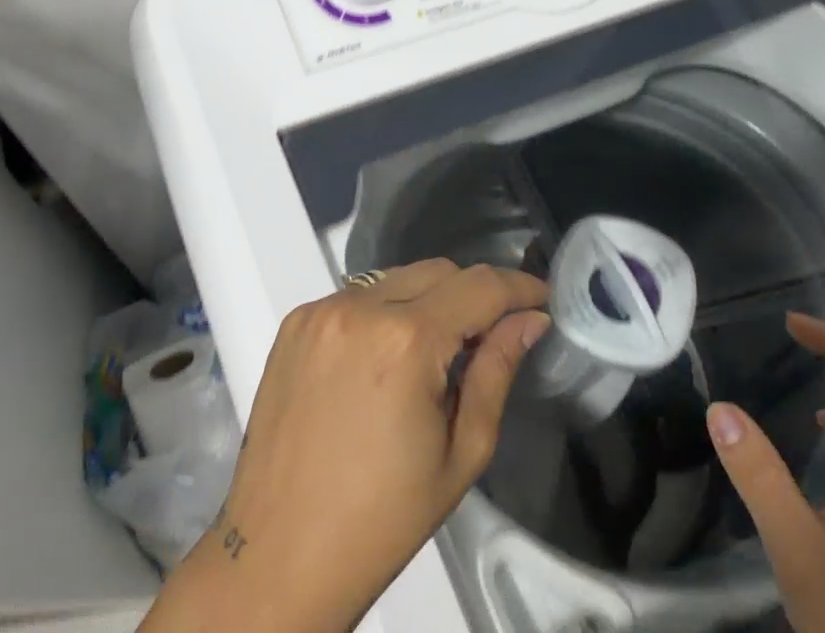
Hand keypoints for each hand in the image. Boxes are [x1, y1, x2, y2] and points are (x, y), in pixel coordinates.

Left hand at [142, 260, 549, 632]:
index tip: (543, 300)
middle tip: (495, 335)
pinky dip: (386, 310)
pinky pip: (357, 297)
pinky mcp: (293, 327)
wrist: (281, 552)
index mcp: (405, 341)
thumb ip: (497, 371)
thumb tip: (530, 320)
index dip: (520, 287)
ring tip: (441, 351)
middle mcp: (357, 309)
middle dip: (476, 293)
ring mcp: (318, 314)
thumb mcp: (463, 451)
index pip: (480, 286)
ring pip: (396, 278)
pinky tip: (390, 357)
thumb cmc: (383, 517)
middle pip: (439, 271)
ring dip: (430, 299)